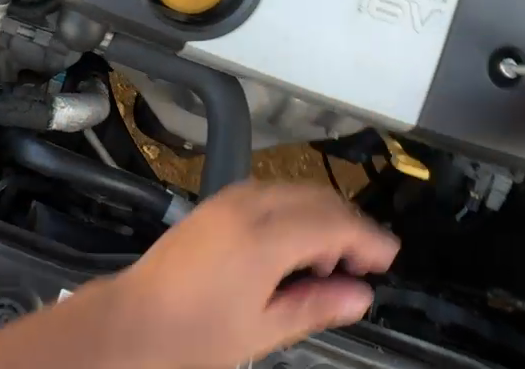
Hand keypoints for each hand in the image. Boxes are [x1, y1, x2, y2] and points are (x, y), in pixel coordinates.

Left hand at [102, 181, 400, 367]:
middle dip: (348, 223)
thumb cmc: (197, 334)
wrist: (135, 318)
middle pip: (315, 198)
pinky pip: (269, 193)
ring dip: (321, 215)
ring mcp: (229, 198)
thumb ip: (316, 305)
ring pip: (293, 191)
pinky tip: (295, 246)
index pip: (332, 223)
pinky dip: (294, 211)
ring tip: (330, 262)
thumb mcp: (264, 329)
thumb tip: (360, 294)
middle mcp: (249, 204)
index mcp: (264, 236)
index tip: (390, 256)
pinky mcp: (216, 202)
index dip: (367, 238)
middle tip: (367, 262)